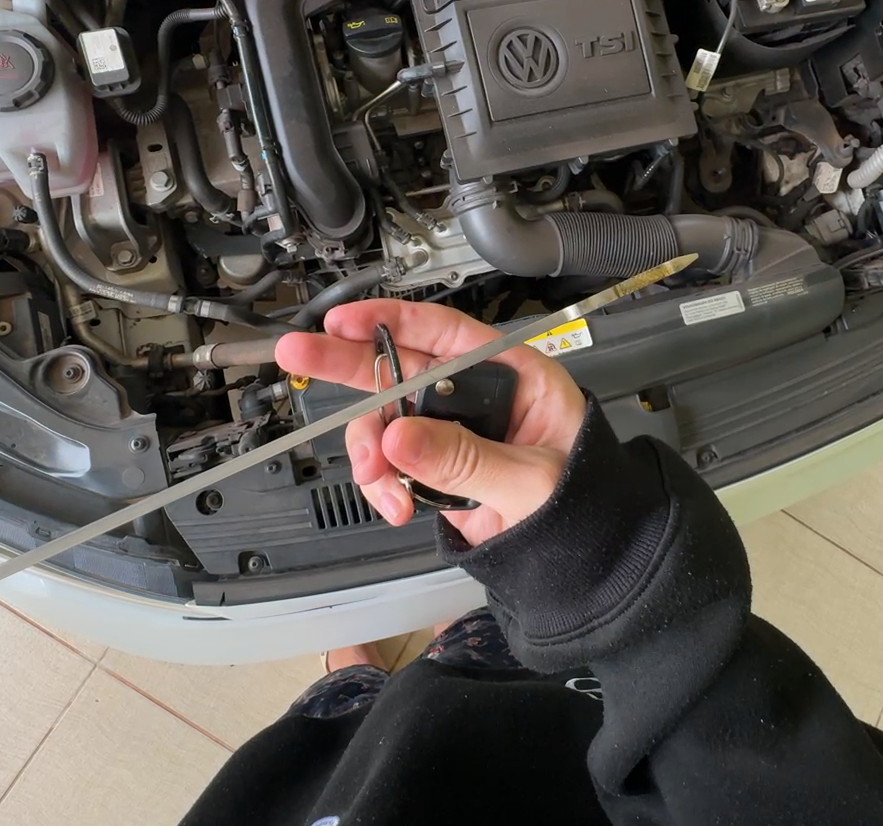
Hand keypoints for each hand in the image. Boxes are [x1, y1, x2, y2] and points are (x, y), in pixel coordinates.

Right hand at [275, 299, 586, 545]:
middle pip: (401, 369)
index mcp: (511, 375)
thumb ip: (465, 458)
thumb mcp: (530, 478)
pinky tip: (397, 505)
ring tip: (380, 484)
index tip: (343, 320)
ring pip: (387, 422)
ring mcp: (453, 433)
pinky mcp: (438, 468)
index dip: (392, 322)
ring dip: (370, 451)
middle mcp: (476, 397)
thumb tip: (398, 438)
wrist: (585, 561)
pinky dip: (383, 484)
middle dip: (349, 365)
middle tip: (297, 354)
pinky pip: (392, 464)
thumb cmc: (583, 502)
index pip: (446, 333)